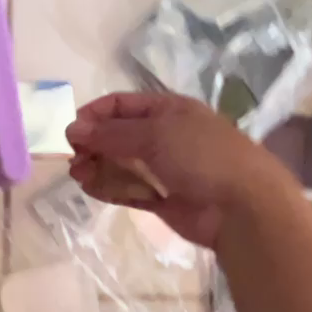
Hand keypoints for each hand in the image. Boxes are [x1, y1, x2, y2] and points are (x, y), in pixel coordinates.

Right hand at [66, 93, 288, 247]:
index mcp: (168, 110)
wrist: (240, 206)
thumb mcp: (156, 134)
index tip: (71, 131)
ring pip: (120, 164)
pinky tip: (90, 188)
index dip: (94, 114)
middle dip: (93, 144)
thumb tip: (73, 128)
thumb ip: (112, 133)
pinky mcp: (160, 198)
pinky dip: (108, 188)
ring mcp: (162, 169)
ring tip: (78, 175)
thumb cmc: (202, 157)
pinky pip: (127, 190)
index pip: (122, 105)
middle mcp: (164, 136)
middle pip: (118, 135)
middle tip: (73, 158)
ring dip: (97, 167)